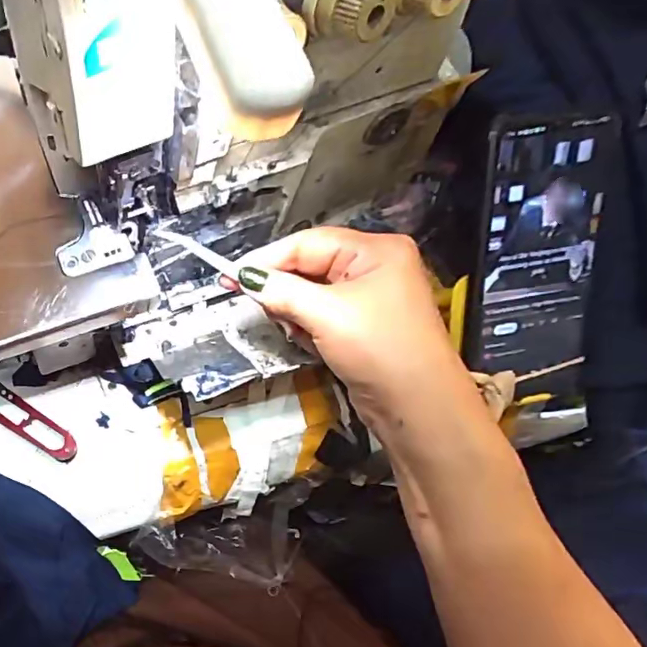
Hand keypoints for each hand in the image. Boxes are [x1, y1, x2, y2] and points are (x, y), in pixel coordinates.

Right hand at [226, 228, 477, 433]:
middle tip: (258, 307)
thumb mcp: (325, 314)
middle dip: (282, 289)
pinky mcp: (359, 325)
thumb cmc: (379, 349)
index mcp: (375, 251)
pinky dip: (305, 326)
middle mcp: (373, 267)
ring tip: (293, 330)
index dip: (266, 259)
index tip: (230, 276)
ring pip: (310, 293)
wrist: (416, 403)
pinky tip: (308, 341)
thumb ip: (281, 291)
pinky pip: (319, 314)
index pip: (307, 243)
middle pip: (308, 266)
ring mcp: (367, 297)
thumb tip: (245, 278)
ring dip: (293, 311)